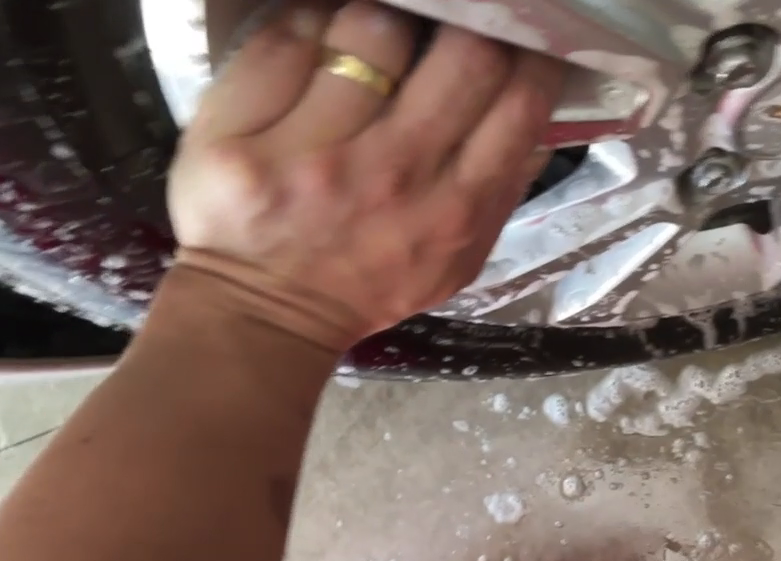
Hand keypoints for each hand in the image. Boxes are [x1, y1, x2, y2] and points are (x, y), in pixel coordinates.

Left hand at [165, 1, 562, 351]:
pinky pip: (292, 35)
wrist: (271, 311)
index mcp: (455, 211)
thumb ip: (497, 197)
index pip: (518, 106)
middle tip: (454, 23)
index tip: (529, 37)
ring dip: (382, 25)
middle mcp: (395, 177)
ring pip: (373, 29)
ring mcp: (317, 154)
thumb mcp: (457, 262)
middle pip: (463, 55)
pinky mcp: (243, 134)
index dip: (534, 56)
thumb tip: (537, 123)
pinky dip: (309, 31)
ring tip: (374, 45)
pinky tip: (314, 56)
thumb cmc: (374, 282)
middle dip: (469, 26)